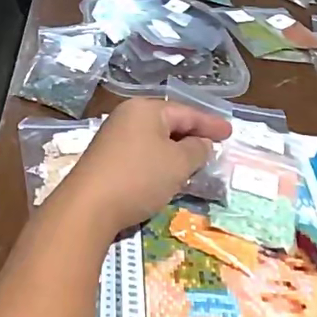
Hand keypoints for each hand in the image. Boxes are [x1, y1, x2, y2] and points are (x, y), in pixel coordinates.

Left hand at [53, 98, 229, 234]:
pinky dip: (159, 161)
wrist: (88, 207)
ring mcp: (113, 137)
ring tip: (195, 161)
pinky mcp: (105, 159)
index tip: (229, 132)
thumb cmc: (139, 177)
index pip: (185, 112)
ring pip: (154, 139)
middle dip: (192, 134)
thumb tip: (200, 143)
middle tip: (214, 145)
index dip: (210, 124)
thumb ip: (196, 149)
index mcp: (145, 109)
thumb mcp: (177, 163)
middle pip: (168, 122)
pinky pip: (141, 153)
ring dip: (175, 150)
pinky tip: (167, 174)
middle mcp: (127, 116)